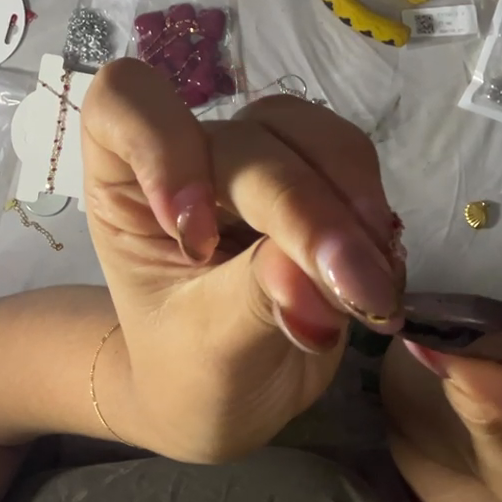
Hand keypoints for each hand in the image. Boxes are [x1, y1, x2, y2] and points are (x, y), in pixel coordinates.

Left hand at [80, 59, 404, 462]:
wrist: (230, 398)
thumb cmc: (191, 372)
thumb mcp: (208, 352)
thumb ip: (253, 301)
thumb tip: (305, 265)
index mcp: (126, 184)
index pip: (122, 103)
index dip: (162, 146)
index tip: (196, 239)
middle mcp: (188, 155)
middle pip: (247, 140)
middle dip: (303, 211)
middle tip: (357, 290)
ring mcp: (252, 160)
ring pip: (307, 133)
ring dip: (350, 199)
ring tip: (373, 283)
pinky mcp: (309, 173)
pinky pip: (348, 159)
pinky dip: (370, 209)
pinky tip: (379, 270)